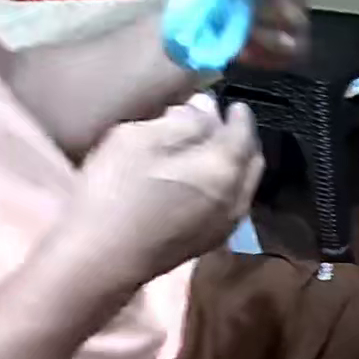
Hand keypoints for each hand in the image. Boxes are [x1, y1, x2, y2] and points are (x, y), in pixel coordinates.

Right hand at [47, 94, 262, 293]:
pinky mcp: (213, 238)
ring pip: (243, 184)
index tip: (233, 103)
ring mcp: (228, 223)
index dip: (239, 116)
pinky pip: (231, 202)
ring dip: (234, 161)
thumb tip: (206, 109)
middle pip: (251, 161)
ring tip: (209, 144)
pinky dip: (226, 182)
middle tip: (222, 121)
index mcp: (224, 169)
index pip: (244, 135)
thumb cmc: (118, 189)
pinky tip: (203, 175)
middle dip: (241, 138)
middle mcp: (237, 198)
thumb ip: (183, 121)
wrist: (107, 256)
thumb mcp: (142, 139)